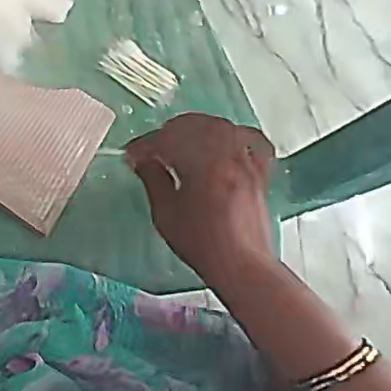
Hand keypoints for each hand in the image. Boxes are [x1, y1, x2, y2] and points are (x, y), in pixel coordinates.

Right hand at [125, 114, 277, 284]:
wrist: (241, 264)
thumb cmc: (201, 243)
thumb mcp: (166, 214)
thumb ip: (154, 180)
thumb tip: (143, 160)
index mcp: (202, 166)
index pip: (168, 141)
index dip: (145, 146)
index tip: (132, 154)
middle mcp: (228, 157)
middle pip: (195, 126)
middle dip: (169, 132)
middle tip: (152, 147)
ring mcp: (246, 163)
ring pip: (221, 127)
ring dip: (197, 128)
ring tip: (181, 141)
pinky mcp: (259, 173)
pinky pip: (250, 140)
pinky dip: (233, 135)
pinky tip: (222, 142)